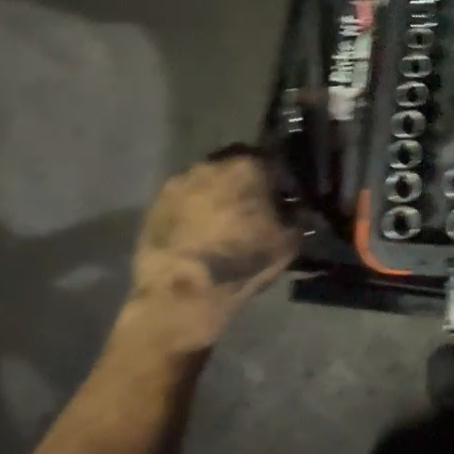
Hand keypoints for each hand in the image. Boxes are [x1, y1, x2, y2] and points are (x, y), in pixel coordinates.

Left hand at [118, 148, 300, 353]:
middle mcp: (213, 163)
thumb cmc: (241, 262)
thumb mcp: (287, 244)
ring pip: (207, 178)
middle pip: (237, 164)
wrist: (181, 291)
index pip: (273, 161)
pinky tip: (197, 231)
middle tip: (251, 208)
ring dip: (217, 193)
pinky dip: (193, 208)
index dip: (279, 181)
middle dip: (245, 181)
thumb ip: (297, 217)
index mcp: (249, 166)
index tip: (281, 199)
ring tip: (221, 221)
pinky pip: (184, 197)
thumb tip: (297, 209)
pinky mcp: (156, 201)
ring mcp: (180, 180)